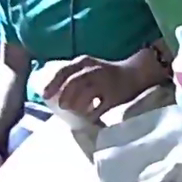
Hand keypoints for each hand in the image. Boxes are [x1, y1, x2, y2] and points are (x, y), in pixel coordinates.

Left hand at [41, 54, 155, 118]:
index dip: (53, 84)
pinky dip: (93, 113)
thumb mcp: (90, 69)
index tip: (44, 95)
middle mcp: (93, 70)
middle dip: (65, 95)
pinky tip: (89, 118)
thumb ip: (76, 77)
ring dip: (78, 104)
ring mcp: (105, 83)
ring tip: (74, 112)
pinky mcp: (115, 96)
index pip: (64, 72)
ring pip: (86, 93)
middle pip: (74, 82)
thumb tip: (58, 94)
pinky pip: (101, 106)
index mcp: (84, 62)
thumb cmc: (110, 74)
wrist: (136, 73)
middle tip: (61, 106)